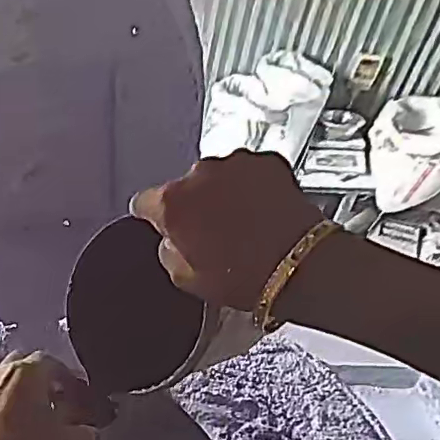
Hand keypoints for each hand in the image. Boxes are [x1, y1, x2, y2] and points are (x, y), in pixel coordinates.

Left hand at [0, 352, 100, 439]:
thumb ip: (83, 433)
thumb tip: (91, 433)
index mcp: (29, 373)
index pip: (54, 364)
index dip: (67, 377)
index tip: (75, 392)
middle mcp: (3, 370)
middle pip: (25, 360)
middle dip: (41, 373)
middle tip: (52, 394)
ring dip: (11, 371)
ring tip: (22, 389)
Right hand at [130, 149, 326, 310]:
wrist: (295, 264)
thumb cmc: (244, 274)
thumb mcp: (184, 278)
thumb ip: (167, 251)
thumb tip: (169, 240)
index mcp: (172, 202)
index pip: (143, 202)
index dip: (150, 216)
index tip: (157, 222)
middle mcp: (200, 175)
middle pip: (182, 187)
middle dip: (191, 206)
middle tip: (206, 235)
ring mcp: (235, 164)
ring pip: (215, 177)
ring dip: (220, 195)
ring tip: (235, 226)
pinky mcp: (267, 162)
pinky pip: (246, 171)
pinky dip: (248, 187)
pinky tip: (255, 213)